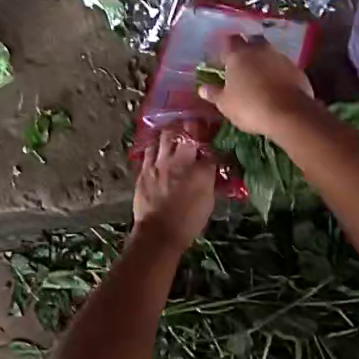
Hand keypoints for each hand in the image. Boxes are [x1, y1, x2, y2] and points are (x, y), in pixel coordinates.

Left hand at [132, 128, 215, 248]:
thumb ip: (209, 179)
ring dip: (171, 132)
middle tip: (193, 126)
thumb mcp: (208, 200)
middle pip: (187, 132)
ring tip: (174, 132)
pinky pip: (150, 149)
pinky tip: (158, 147)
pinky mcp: (144, 169)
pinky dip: (155, 145)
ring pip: (165, 135)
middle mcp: (181, 161)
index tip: (214, 137)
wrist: (160, 232)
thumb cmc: (189, 221)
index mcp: (201, 170)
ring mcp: (160, 163)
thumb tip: (210, 167)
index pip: (210, 148)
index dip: (212, 140)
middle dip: (191, 126)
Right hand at [197, 35, 317, 135]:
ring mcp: (281, 58)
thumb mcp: (226, 104)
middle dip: (247, 48)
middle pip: (252, 41)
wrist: (288, 114)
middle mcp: (260, 50)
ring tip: (259, 76)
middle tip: (242, 63)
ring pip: (269, 53)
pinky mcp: (297, 69)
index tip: (223, 58)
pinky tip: (276, 85)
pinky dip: (278, 72)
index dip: (226, 48)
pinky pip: (283, 66)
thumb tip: (202, 89)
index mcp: (238, 55)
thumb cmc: (250, 107)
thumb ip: (214, 93)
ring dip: (264, 60)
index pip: (229, 42)